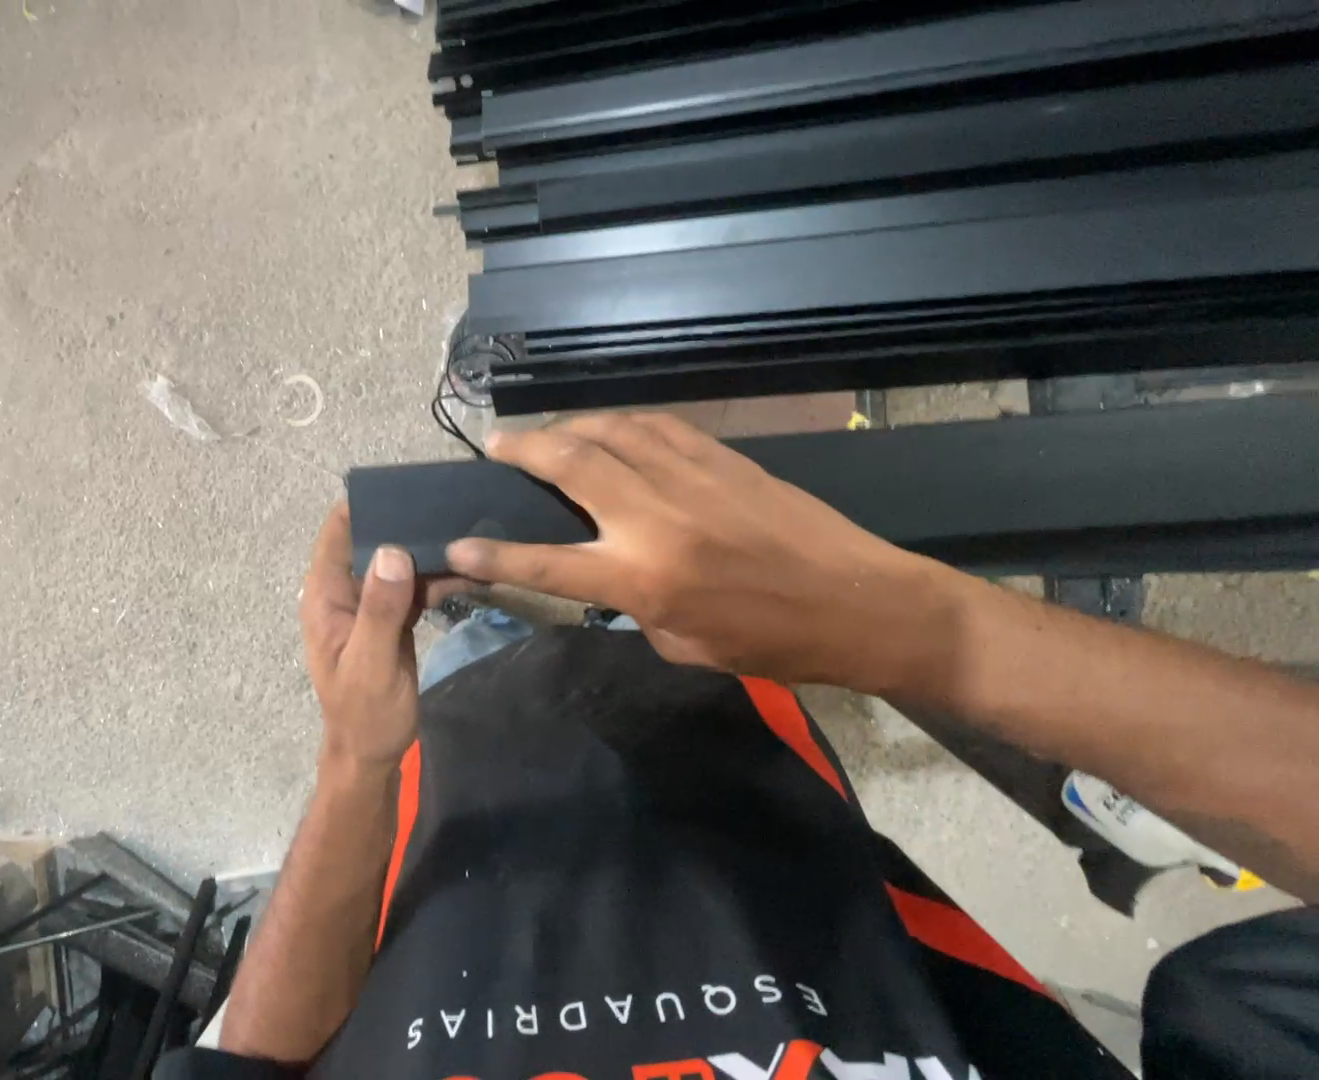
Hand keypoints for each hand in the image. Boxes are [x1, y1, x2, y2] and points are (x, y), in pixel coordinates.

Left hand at [301, 502, 466, 771]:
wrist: (372, 754)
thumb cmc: (364, 713)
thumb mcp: (371, 663)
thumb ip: (379, 609)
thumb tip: (390, 549)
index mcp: (326, 596)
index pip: (337, 531)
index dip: (366, 504)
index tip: (407, 485)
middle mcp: (344, 591)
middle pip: (371, 539)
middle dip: (406, 521)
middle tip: (451, 502)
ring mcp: (369, 604)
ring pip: (397, 561)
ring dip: (427, 548)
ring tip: (469, 527)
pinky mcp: (392, 618)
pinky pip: (414, 586)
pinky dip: (437, 576)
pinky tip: (471, 568)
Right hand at [444, 412, 950, 690]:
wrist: (864, 604)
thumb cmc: (770, 643)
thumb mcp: (682, 645)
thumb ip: (633, 605)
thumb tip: (609, 575)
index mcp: (644, 578)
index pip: (547, 563)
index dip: (494, 555)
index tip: (457, 546)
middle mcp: (657, 519)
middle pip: (570, 466)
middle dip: (522, 450)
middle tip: (495, 445)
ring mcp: (691, 480)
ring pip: (610, 432)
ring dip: (566, 426)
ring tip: (543, 431)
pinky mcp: (723, 459)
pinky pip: (656, 427)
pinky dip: (620, 423)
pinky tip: (608, 428)